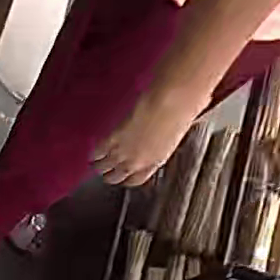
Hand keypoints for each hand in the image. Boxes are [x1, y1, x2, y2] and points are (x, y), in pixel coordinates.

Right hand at [91, 80, 210, 186]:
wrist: (173, 100)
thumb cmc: (184, 108)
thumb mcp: (180, 129)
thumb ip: (169, 138)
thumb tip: (172, 130)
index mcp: (157, 160)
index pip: (136, 180)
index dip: (128, 178)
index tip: (125, 175)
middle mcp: (137, 161)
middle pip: (114, 178)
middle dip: (110, 174)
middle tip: (107, 169)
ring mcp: (123, 152)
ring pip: (102, 168)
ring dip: (99, 165)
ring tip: (96, 162)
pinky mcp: (112, 140)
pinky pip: (97, 153)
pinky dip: (95, 153)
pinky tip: (94, 151)